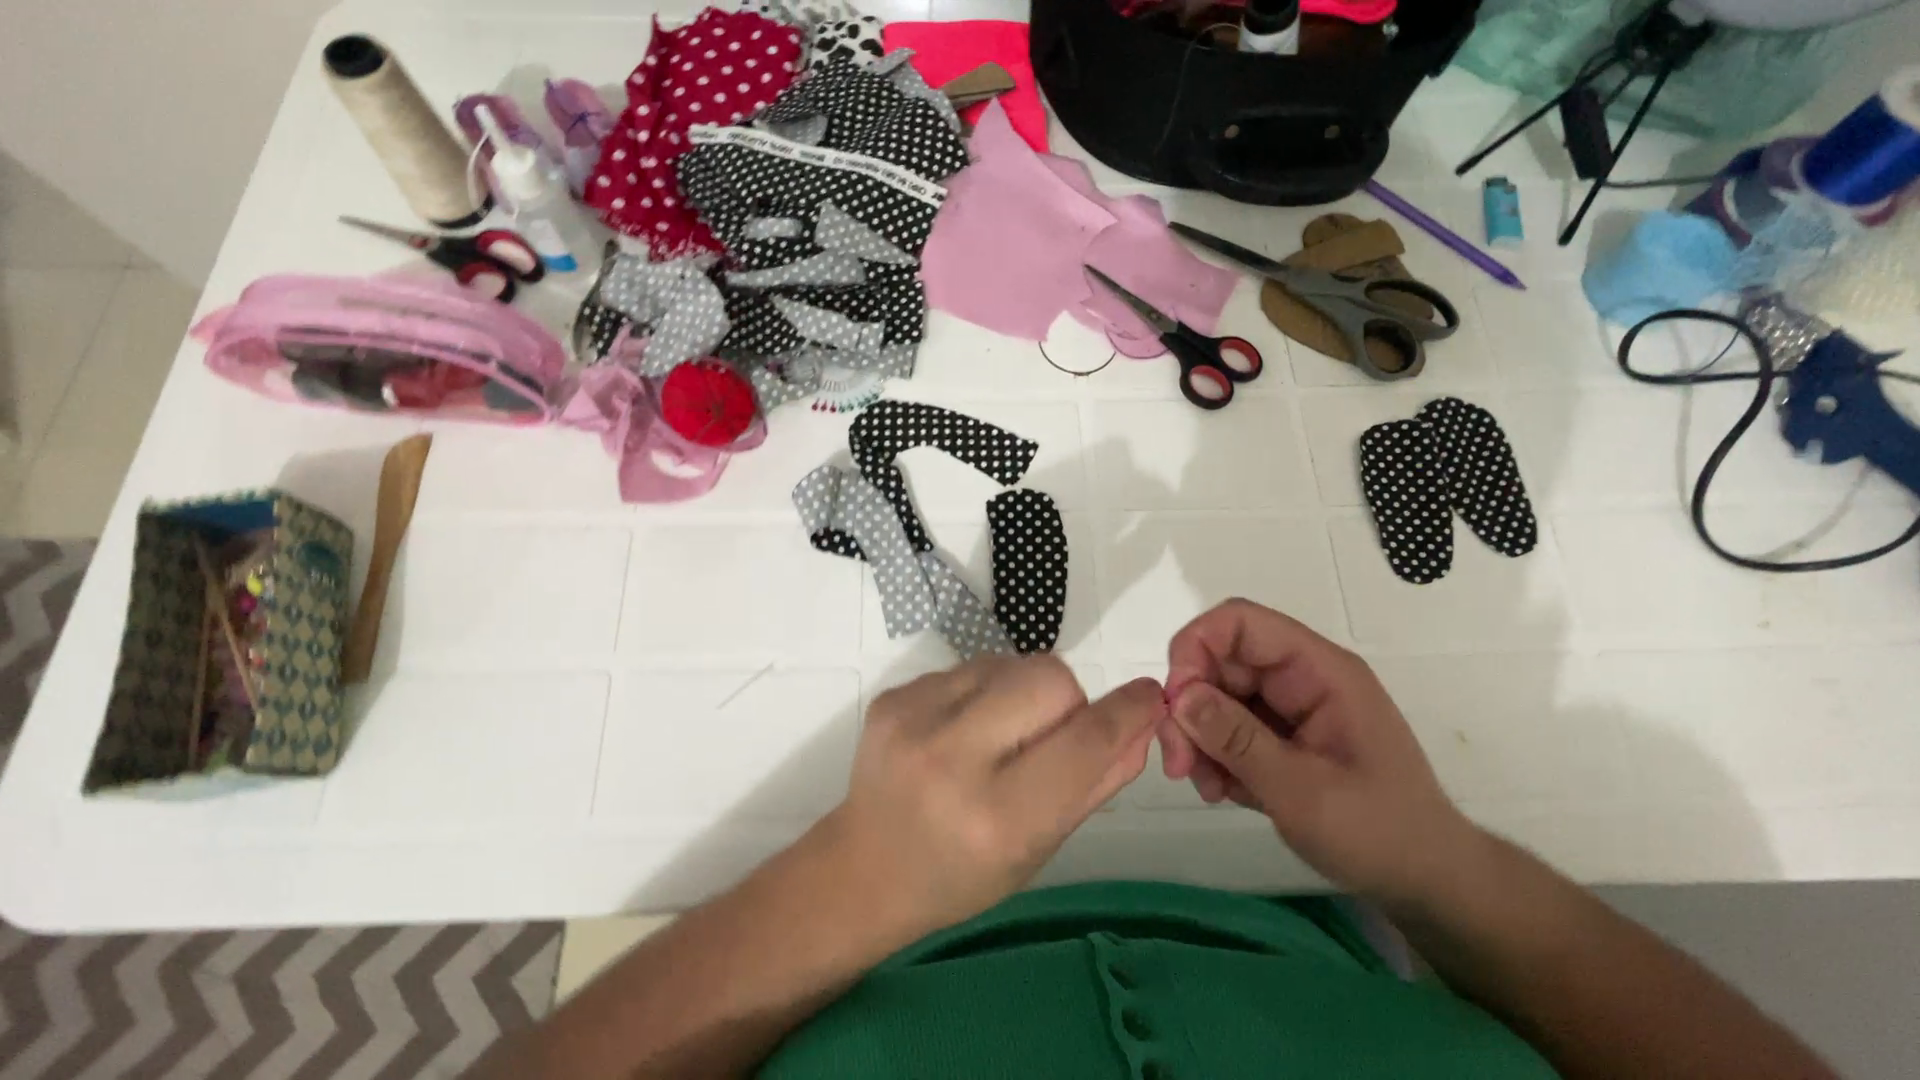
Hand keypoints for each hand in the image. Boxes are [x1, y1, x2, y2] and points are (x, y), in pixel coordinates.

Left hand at [823, 656, 1162, 931]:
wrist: (864, 869)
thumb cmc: (962, 875)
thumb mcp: (1039, 849)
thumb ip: (1096, 784)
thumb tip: (1142, 724)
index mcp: (997, 818)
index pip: (1084, 743)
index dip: (1128, 713)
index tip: (1149, 695)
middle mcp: (952, 759)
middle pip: (1050, 678)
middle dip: (1069, 700)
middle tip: (1052, 735)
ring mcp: (913, 720)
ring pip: (1010, 663)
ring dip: (1024, 692)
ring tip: (1000, 737)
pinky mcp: (892, 697)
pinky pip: (969, 667)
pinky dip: (984, 692)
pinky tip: (962, 732)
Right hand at [1161, 599, 1477, 905]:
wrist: (1425, 881)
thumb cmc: (1378, 831)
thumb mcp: (1302, 790)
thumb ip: (1237, 740)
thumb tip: (1179, 697)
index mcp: (1319, 672)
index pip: (1241, 624)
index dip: (1196, 648)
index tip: (1175, 704)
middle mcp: (1301, 680)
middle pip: (1221, 663)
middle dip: (1188, 707)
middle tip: (1177, 764)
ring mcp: (1291, 709)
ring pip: (1217, 698)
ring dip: (1198, 739)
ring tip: (1206, 788)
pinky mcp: (1282, 738)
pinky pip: (1229, 729)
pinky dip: (1214, 756)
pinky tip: (1222, 793)